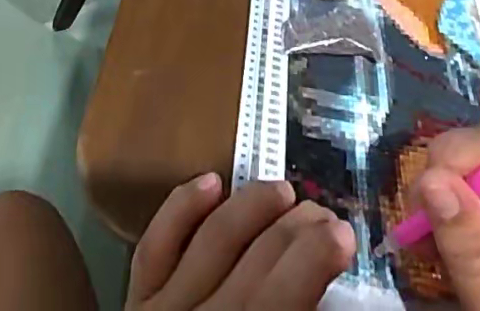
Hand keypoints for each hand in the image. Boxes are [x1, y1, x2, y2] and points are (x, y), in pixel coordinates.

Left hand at [128, 175, 354, 309]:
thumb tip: (330, 300)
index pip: (285, 297)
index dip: (316, 259)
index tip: (344, 234)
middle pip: (257, 262)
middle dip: (298, 230)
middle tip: (326, 214)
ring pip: (214, 240)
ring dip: (252, 207)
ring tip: (285, 191)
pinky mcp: (134, 301)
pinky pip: (156, 245)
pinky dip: (181, 207)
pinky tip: (211, 181)